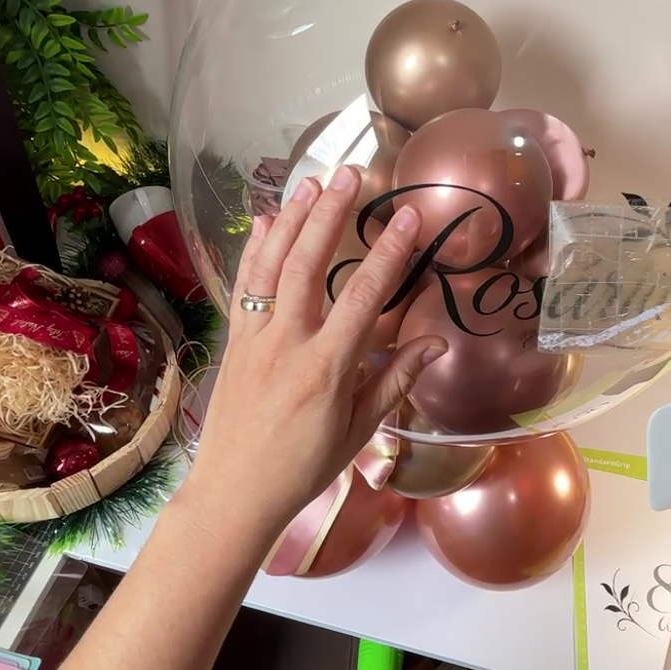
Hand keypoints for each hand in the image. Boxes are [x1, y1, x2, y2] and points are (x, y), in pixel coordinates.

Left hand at [183, 166, 446, 533]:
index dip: (388, 253)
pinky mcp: (234, 342)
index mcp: (326, 367)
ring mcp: (254, 339)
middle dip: (329, 215)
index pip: (364, 297)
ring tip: (309, 183)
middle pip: (308, 265)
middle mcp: (286, 343)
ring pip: (270, 267)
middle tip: (347, 175)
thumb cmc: (304, 467)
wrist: (234, 494)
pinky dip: (254, 250)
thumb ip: (395, 379)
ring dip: (290, 221)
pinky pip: (243, 287)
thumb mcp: (358, 429)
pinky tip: (263, 221)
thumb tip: (436, 343)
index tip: (407, 217)